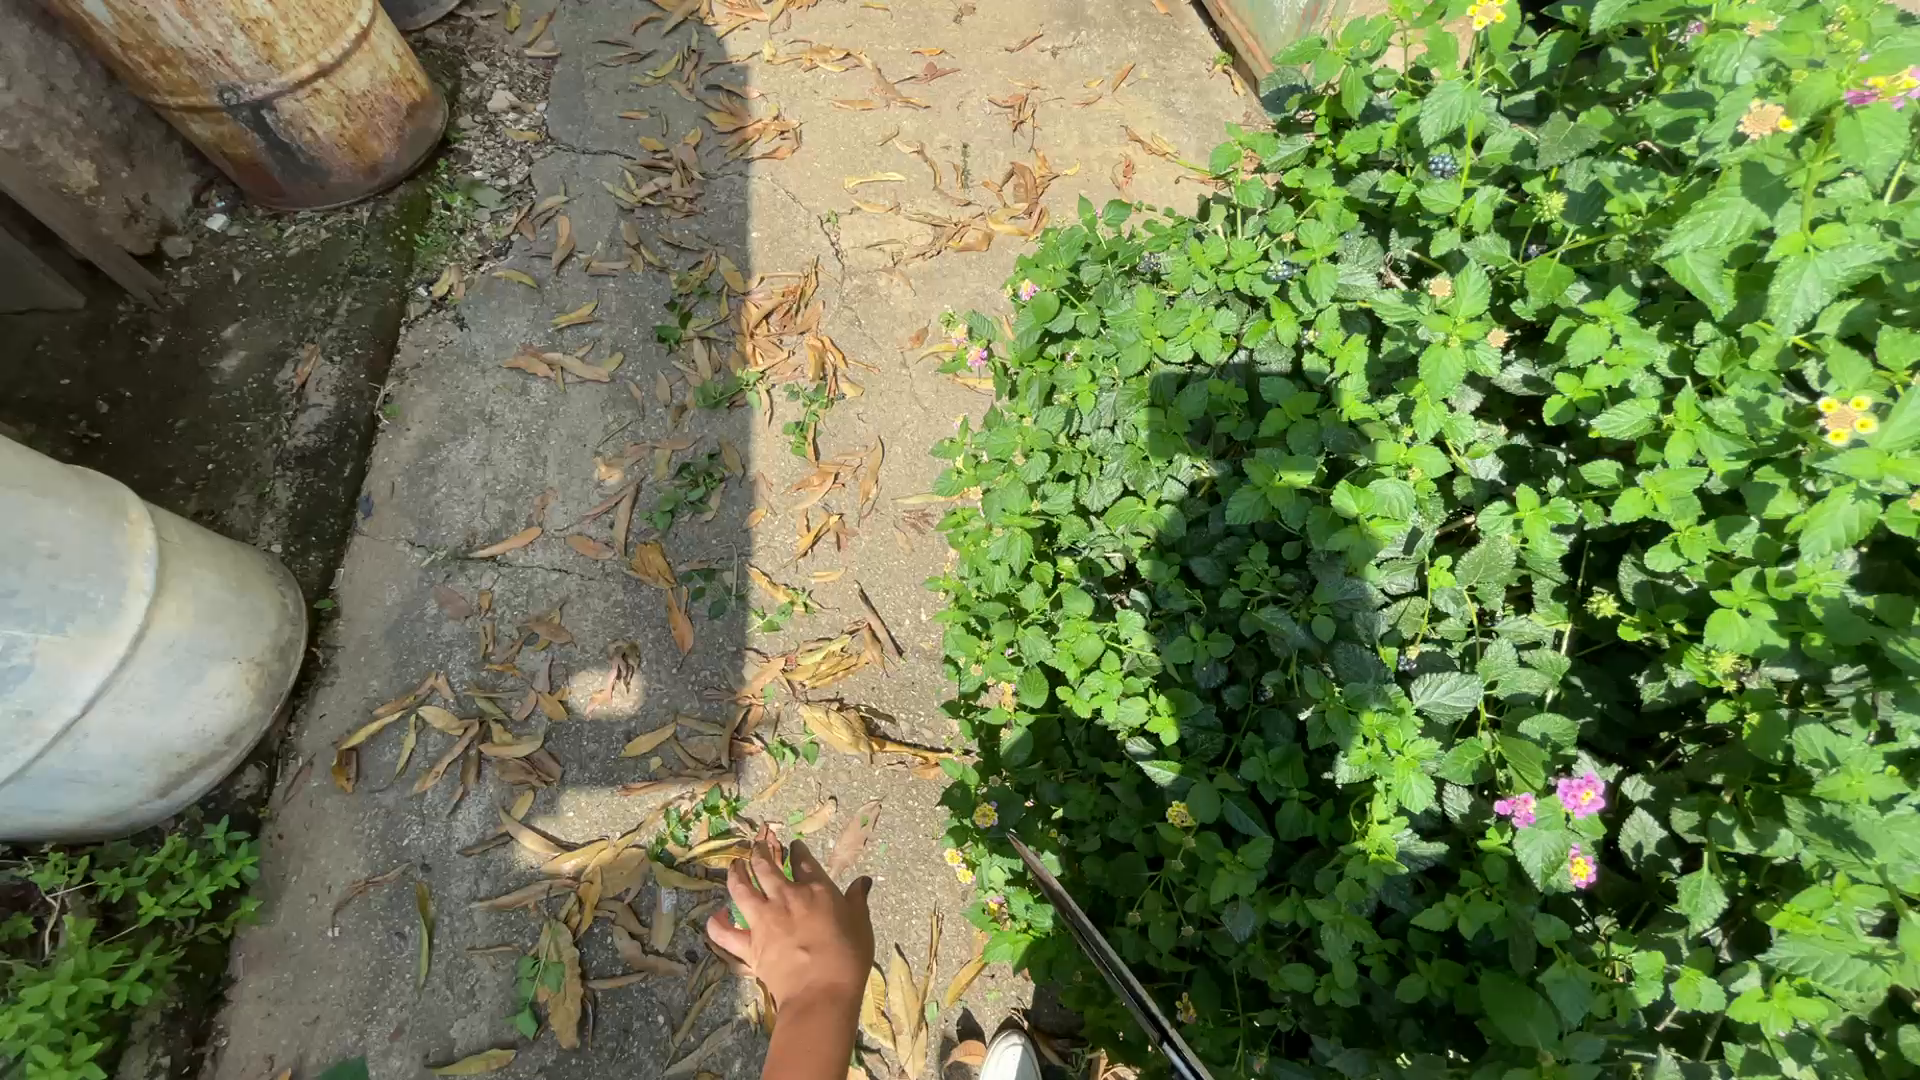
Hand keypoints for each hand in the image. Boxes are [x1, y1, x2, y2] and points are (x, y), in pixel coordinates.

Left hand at [705, 827, 873, 1010]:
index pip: (802, 860)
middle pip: (766, 867)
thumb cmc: (847, 958)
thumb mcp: (861, 924)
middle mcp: (786, 897)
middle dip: (760, 852)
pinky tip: (715, 917)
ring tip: (734, 865)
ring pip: (741, 889)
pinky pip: (726, 934)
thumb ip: (858, 899)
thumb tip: (863, 880)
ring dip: (736, 874)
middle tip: (757, 845)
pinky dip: (717, 925)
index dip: (797, 850)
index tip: (794, 845)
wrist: (820, 994)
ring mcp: (764, 920)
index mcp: (815, 889)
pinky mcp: (749, 946)